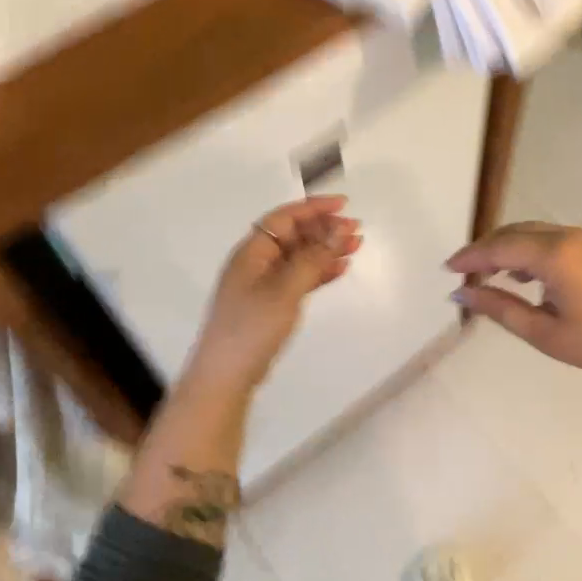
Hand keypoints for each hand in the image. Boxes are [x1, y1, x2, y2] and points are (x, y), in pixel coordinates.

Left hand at [187, 196, 361, 390]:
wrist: (225, 375)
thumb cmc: (251, 328)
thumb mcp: (284, 290)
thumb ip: (313, 259)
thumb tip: (339, 230)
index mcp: (252, 252)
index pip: (284, 218)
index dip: (313, 208)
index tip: (343, 205)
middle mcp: (256, 262)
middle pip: (293, 235)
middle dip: (324, 229)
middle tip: (356, 229)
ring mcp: (262, 284)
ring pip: (299, 257)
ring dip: (325, 250)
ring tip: (356, 246)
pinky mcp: (270, 304)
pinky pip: (298, 278)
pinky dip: (319, 272)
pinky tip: (340, 269)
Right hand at [446, 222, 581, 394]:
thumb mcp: (543, 333)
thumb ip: (498, 308)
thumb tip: (461, 292)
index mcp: (554, 255)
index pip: (499, 248)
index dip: (470, 257)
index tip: (447, 269)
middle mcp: (571, 236)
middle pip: (516, 233)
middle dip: (487, 249)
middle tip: (466, 273)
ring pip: (537, 233)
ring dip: (511, 248)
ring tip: (495, 277)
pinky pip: (559, 238)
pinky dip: (535, 250)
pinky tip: (532, 277)